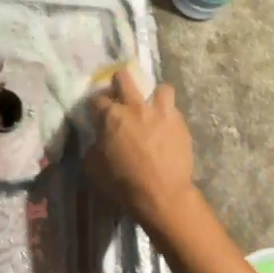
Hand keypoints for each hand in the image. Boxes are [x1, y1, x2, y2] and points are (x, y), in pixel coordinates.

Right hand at [87, 68, 196, 228]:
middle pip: (124, 78)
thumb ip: (93, 148)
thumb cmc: (123, 183)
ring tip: (152, 108)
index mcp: (111, 117)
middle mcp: (135, 107)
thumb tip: (97, 141)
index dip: (94, 104)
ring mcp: (161, 112)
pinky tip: (166, 128)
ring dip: (154, 96)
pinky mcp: (180, 123)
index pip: (97, 99)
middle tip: (120, 95)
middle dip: (119, 81)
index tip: (96, 111)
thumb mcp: (94, 168)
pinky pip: (174, 110)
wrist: (162, 194)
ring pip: (160, 88)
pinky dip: (168, 115)